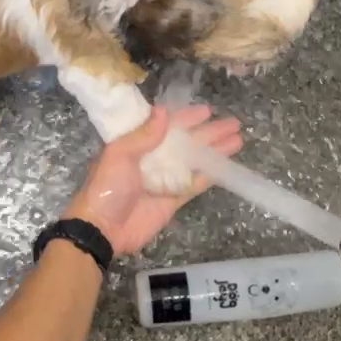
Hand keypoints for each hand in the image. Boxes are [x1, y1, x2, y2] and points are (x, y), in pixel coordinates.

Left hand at [65, 105, 241, 255]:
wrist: (102, 229)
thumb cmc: (107, 188)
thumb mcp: (119, 155)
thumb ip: (143, 135)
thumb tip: (164, 111)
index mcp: (135, 145)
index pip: (166, 126)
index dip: (186, 118)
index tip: (207, 111)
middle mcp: (151, 160)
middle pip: (186, 142)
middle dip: (209, 133)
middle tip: (234, 123)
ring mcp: (163, 181)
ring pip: (194, 162)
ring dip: (215, 152)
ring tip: (238, 140)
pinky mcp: (171, 201)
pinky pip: (193, 185)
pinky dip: (209, 175)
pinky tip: (226, 166)